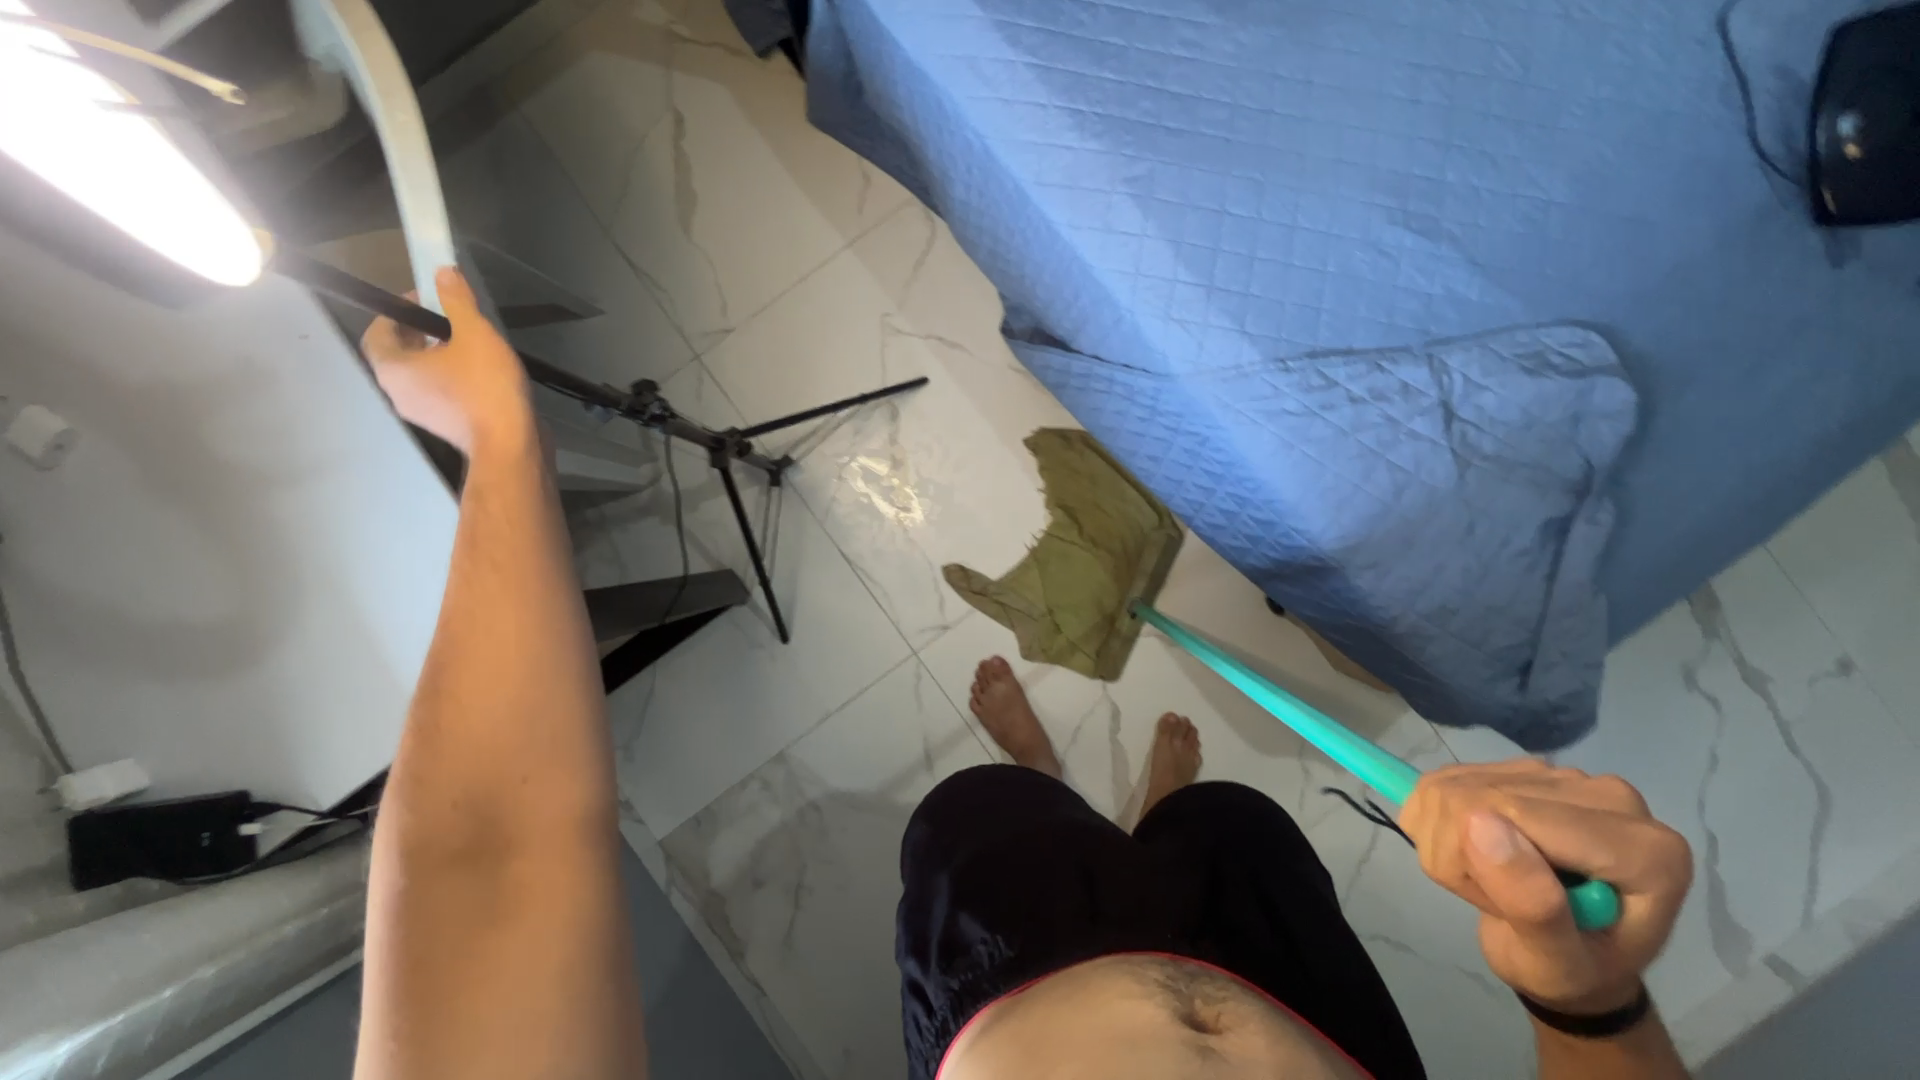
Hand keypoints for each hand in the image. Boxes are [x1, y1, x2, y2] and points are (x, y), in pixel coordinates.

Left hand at [360, 267, 532, 453]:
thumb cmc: (487, 387)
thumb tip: (442, 272)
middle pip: (399, 353)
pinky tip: (480, 373)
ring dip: (437, 356)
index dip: (399, 311)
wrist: (511, 446)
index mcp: (393, 367)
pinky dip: (450, 378)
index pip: (378, 331)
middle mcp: (397, 392)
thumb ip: (457, 301)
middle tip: (451, 320)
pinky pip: (439, 393)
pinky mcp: (445, 427)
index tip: (428, 301)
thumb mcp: (476, 334)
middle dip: (420, 333)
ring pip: (420, 375)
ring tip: (469, 346)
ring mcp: (421, 413)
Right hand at [1399, 761, 1691, 1014]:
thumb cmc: (1575, 972)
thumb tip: (1479, 825)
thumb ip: (1532, 905)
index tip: (1502, 906)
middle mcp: (1608, 797)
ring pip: (1453, 786)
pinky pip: (1443, 781)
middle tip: (1494, 898)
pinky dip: (1435, 822)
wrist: (1575, 957)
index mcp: (1642, 847)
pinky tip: (1473, 848)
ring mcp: (1562, 776)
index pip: (1515, 812)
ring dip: (1444, 840)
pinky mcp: (1520, 768)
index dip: (1479, 858)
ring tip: (1489, 878)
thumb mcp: (1558, 966)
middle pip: (1479, 796)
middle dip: (1458, 853)